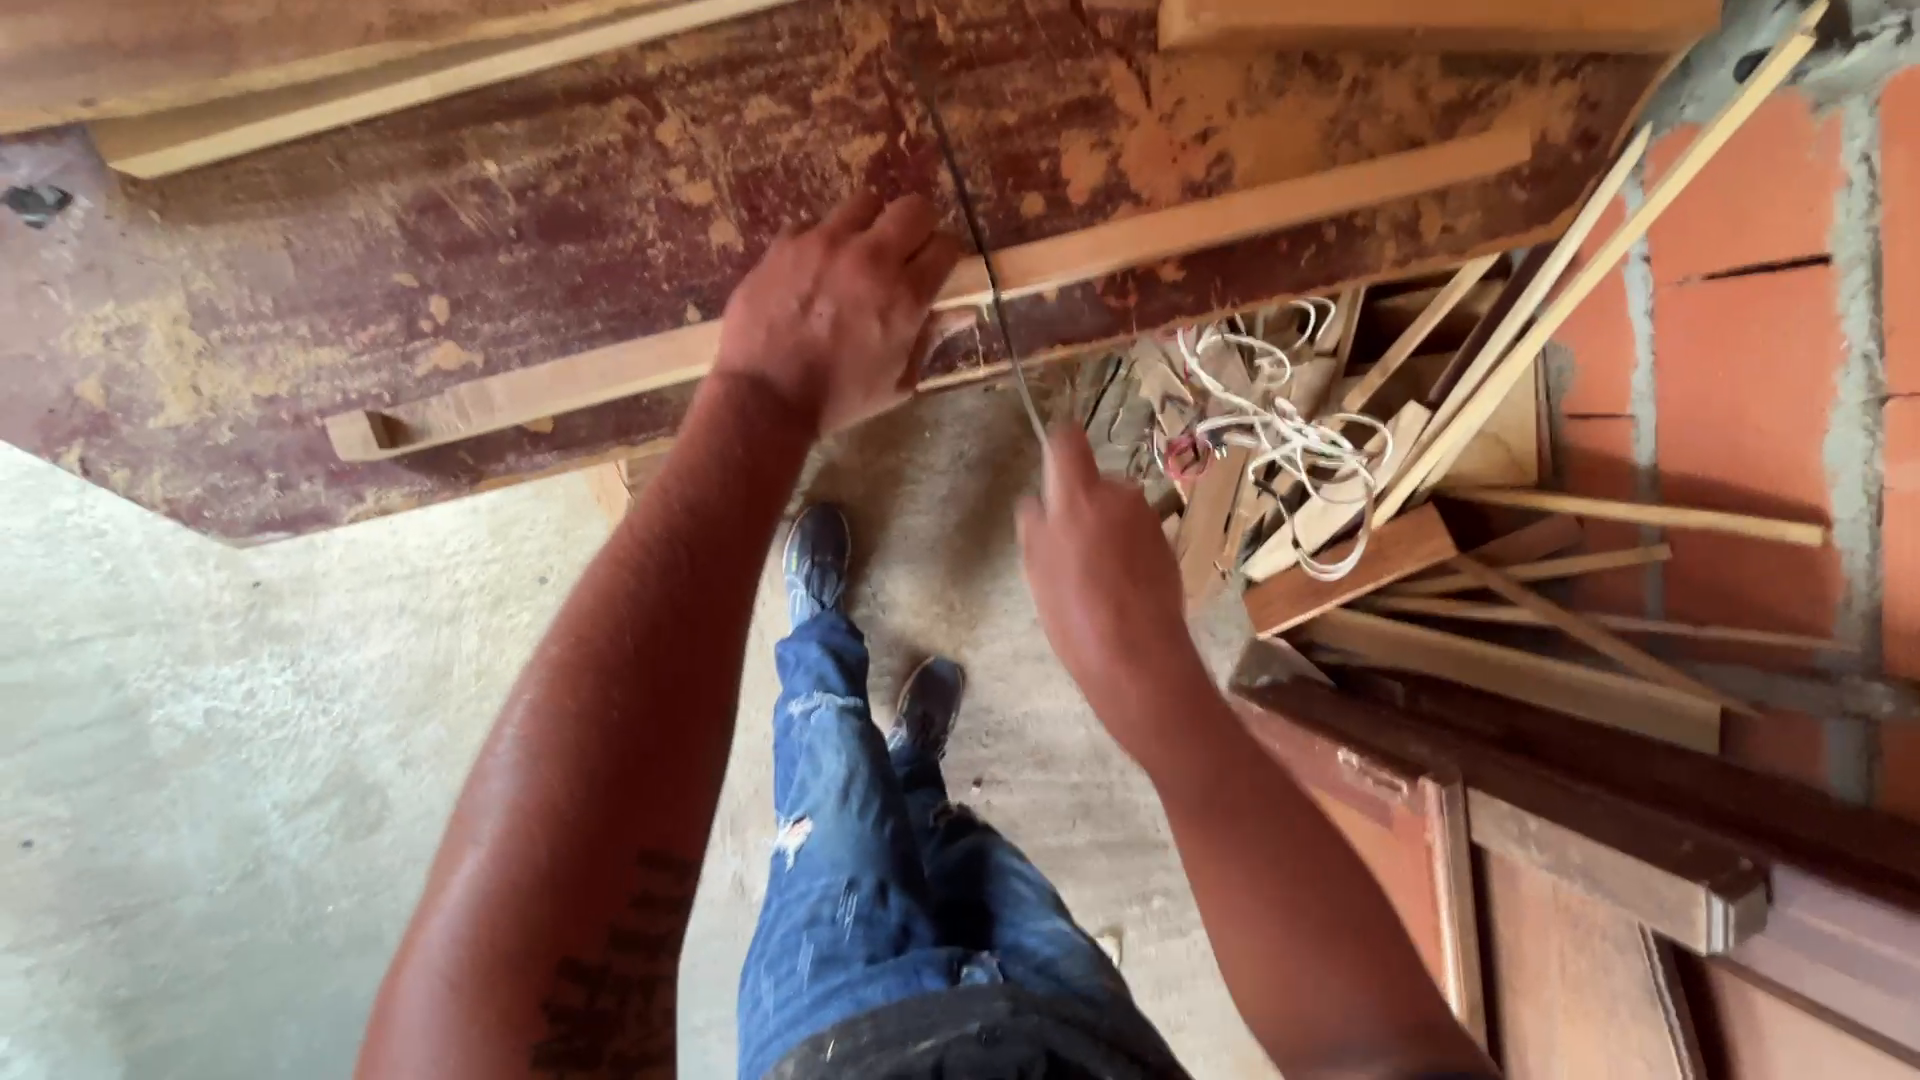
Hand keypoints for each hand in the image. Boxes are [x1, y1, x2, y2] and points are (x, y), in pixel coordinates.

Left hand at [712, 191, 962, 435]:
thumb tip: (963, 313)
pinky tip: (814, 271)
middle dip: (917, 228)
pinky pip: (814, 224)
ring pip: (864, 204)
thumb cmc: (840, 399)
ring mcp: (824, 243)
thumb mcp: (898, 381)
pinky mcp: (785, 243)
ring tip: (857, 255)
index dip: (945, 257)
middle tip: (905, 252)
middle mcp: (870, 258)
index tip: (936, 269)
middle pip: (913, 208)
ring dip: (869, 226)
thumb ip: (930, 339)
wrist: (767, 397)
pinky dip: (822, 242)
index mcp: (905, 296)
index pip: (946, 247)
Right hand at [1016, 426, 1214, 762]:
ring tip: (1096, 576)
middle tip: (1069, 548)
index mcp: (1079, 496)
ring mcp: (1149, 519)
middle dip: (1082, 504)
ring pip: (1117, 510)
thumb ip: (1035, 524)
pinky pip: (1137, 534)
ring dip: (1106, 529)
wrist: (1138, 655)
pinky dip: (1127, 549)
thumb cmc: (1074, 612)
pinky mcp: (1168, 544)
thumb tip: (1038, 502)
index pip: (1067, 441)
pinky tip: (1120, 587)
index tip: (1052, 466)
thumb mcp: (1036, 569)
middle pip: (1094, 482)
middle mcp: (1120, 496)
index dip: (1058, 446)